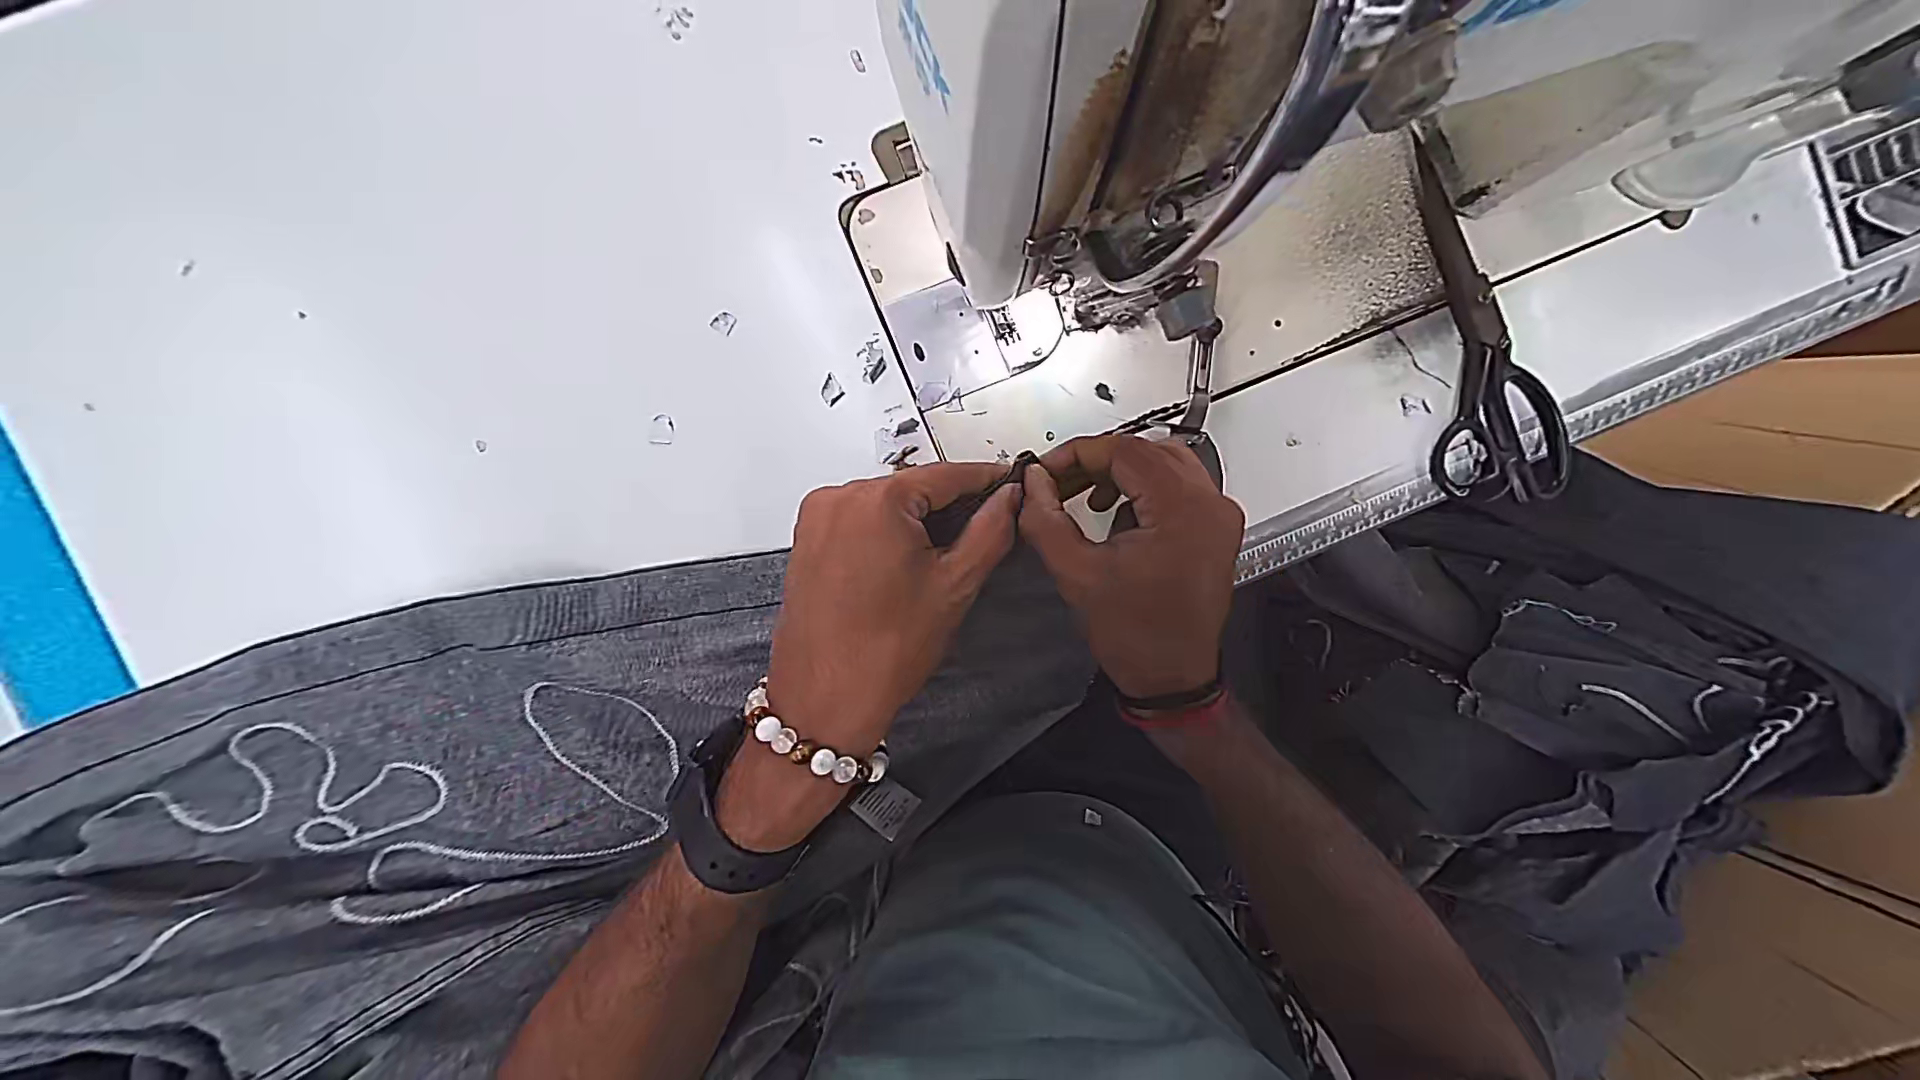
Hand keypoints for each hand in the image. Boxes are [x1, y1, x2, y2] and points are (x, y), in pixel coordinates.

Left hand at [718, 463, 1018, 850]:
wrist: (826, 698)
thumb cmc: (879, 652)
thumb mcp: (955, 584)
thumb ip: (990, 530)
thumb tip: (1006, 500)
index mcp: (876, 501)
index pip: (945, 474)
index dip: (984, 478)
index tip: (1004, 482)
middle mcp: (839, 500)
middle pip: (912, 486)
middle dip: (950, 503)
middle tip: (986, 520)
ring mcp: (818, 520)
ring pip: (885, 503)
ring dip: (918, 518)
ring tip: (945, 553)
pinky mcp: (808, 541)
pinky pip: (859, 520)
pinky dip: (887, 530)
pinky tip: (908, 560)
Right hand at [1020, 435, 1243, 699]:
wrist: (1171, 676)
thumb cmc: (1137, 637)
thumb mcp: (1076, 572)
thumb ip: (1045, 519)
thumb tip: (1034, 483)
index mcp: (1182, 511)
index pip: (1124, 451)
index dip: (1077, 454)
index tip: (1049, 469)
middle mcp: (1210, 507)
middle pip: (1146, 450)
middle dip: (1097, 461)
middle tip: (1061, 479)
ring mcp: (1218, 518)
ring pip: (1165, 463)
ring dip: (1122, 471)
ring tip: (1087, 495)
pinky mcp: (1215, 529)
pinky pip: (1178, 487)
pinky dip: (1144, 488)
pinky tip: (1117, 513)